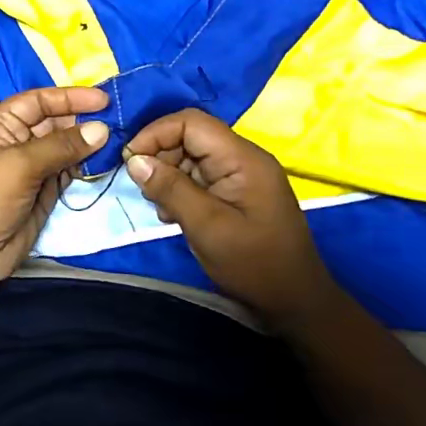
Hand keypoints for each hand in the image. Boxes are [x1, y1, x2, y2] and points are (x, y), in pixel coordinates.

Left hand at [0, 87, 111, 300]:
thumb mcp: (19, 165)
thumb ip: (61, 145)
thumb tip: (101, 129)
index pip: (38, 101)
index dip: (70, 97)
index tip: (104, 99)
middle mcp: (14, 141)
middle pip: (54, 122)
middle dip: (84, 121)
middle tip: (121, 120)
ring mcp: (29, 167)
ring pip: (65, 147)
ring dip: (89, 144)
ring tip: (121, 139)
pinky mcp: (41, 191)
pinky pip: (67, 171)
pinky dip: (86, 167)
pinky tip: (106, 161)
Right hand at [123, 109, 339, 333]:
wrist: (294, 303)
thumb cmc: (253, 264)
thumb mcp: (206, 226)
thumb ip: (170, 188)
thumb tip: (134, 160)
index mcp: (242, 158)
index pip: (191, 122)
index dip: (155, 133)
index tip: (130, 161)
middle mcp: (242, 159)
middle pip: (189, 136)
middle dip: (160, 157)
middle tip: (146, 190)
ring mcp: (239, 176)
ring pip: (189, 157)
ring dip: (167, 176)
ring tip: (162, 207)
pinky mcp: (233, 193)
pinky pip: (197, 177)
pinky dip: (178, 190)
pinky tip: (174, 215)